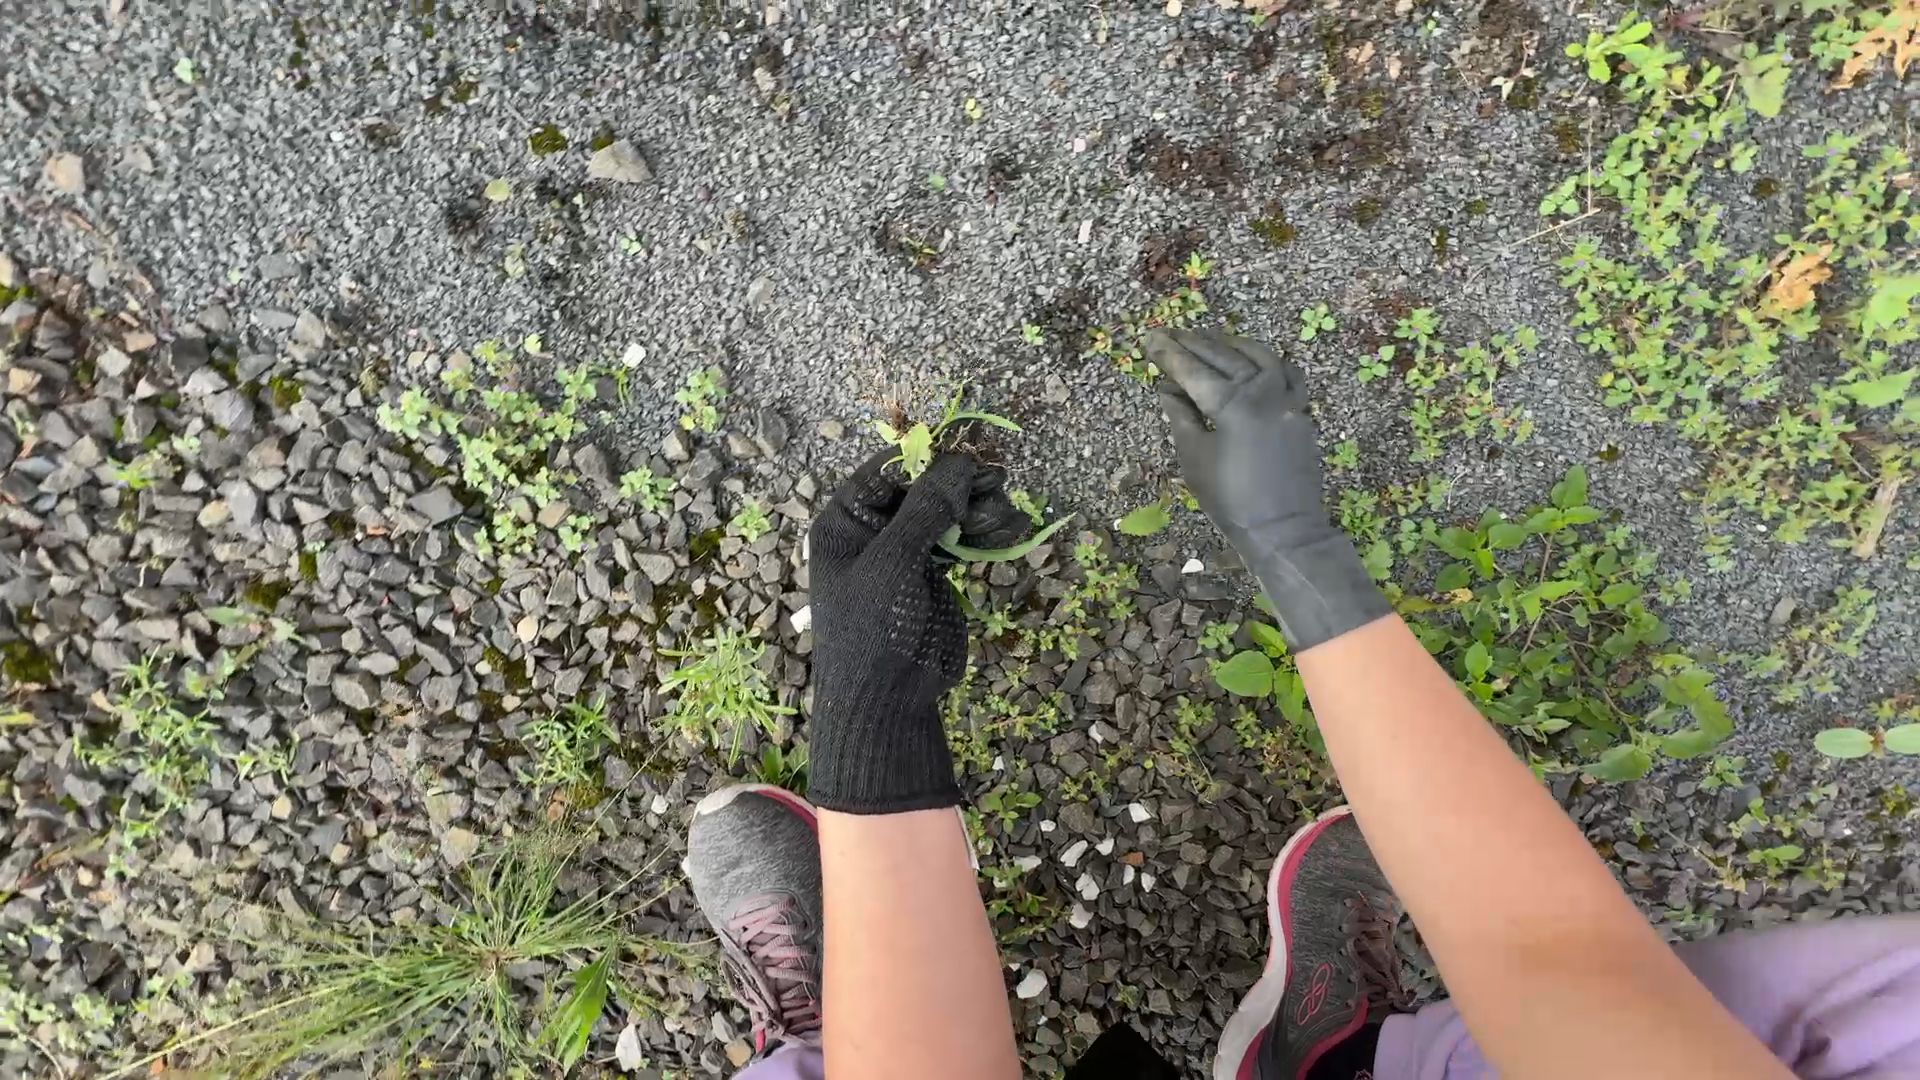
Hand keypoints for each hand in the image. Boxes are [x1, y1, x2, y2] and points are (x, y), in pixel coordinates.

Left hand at [806, 450, 1006, 812]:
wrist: (886, 699)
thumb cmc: (874, 626)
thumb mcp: (894, 562)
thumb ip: (926, 509)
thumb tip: (958, 462)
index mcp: (847, 520)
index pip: (887, 471)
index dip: (927, 459)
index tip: (968, 454)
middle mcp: (875, 529)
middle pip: (923, 488)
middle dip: (960, 484)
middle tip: (998, 479)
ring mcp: (906, 550)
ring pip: (948, 511)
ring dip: (980, 507)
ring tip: (1007, 512)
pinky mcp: (933, 571)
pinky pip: (960, 539)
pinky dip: (985, 533)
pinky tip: (1012, 528)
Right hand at [1145, 329, 1389, 650]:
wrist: (1282, 528)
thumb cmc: (1228, 500)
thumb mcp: (1193, 459)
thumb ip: (1181, 417)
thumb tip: (1167, 387)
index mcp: (1231, 405)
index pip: (1193, 370)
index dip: (1168, 353)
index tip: (1150, 337)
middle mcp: (1262, 392)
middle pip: (1223, 356)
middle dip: (1193, 342)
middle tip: (1169, 333)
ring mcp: (1287, 399)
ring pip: (1258, 356)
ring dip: (1230, 343)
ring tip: (1207, 337)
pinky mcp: (1300, 411)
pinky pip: (1287, 372)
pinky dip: (1267, 360)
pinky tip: (1254, 358)